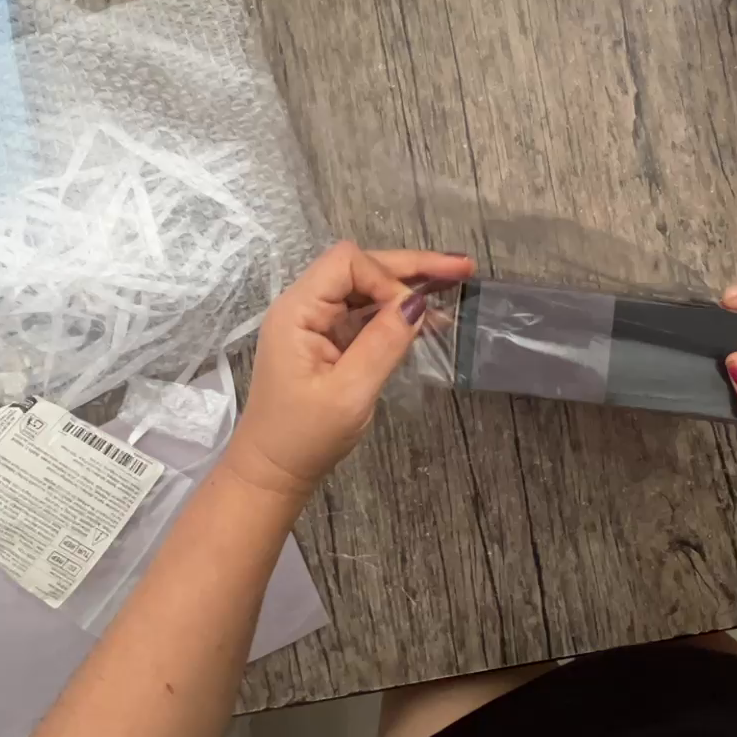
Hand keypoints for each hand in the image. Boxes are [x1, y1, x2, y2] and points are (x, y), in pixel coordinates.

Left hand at [223, 242, 472, 498]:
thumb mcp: (349, 393)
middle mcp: (306, 307)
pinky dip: (398, 311)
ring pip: (368, 287)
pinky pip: (368, 313)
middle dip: (412, 267)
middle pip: (362, 267)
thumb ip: (383, 342)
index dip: (386, 278)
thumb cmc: (304, 437)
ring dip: (410, 285)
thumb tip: (418, 302)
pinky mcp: (330, 340)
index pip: (348, 264)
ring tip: (456, 281)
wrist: (273, 473)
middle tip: (462, 267)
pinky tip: (433, 316)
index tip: (412, 312)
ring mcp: (318, 323)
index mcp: (298, 311)